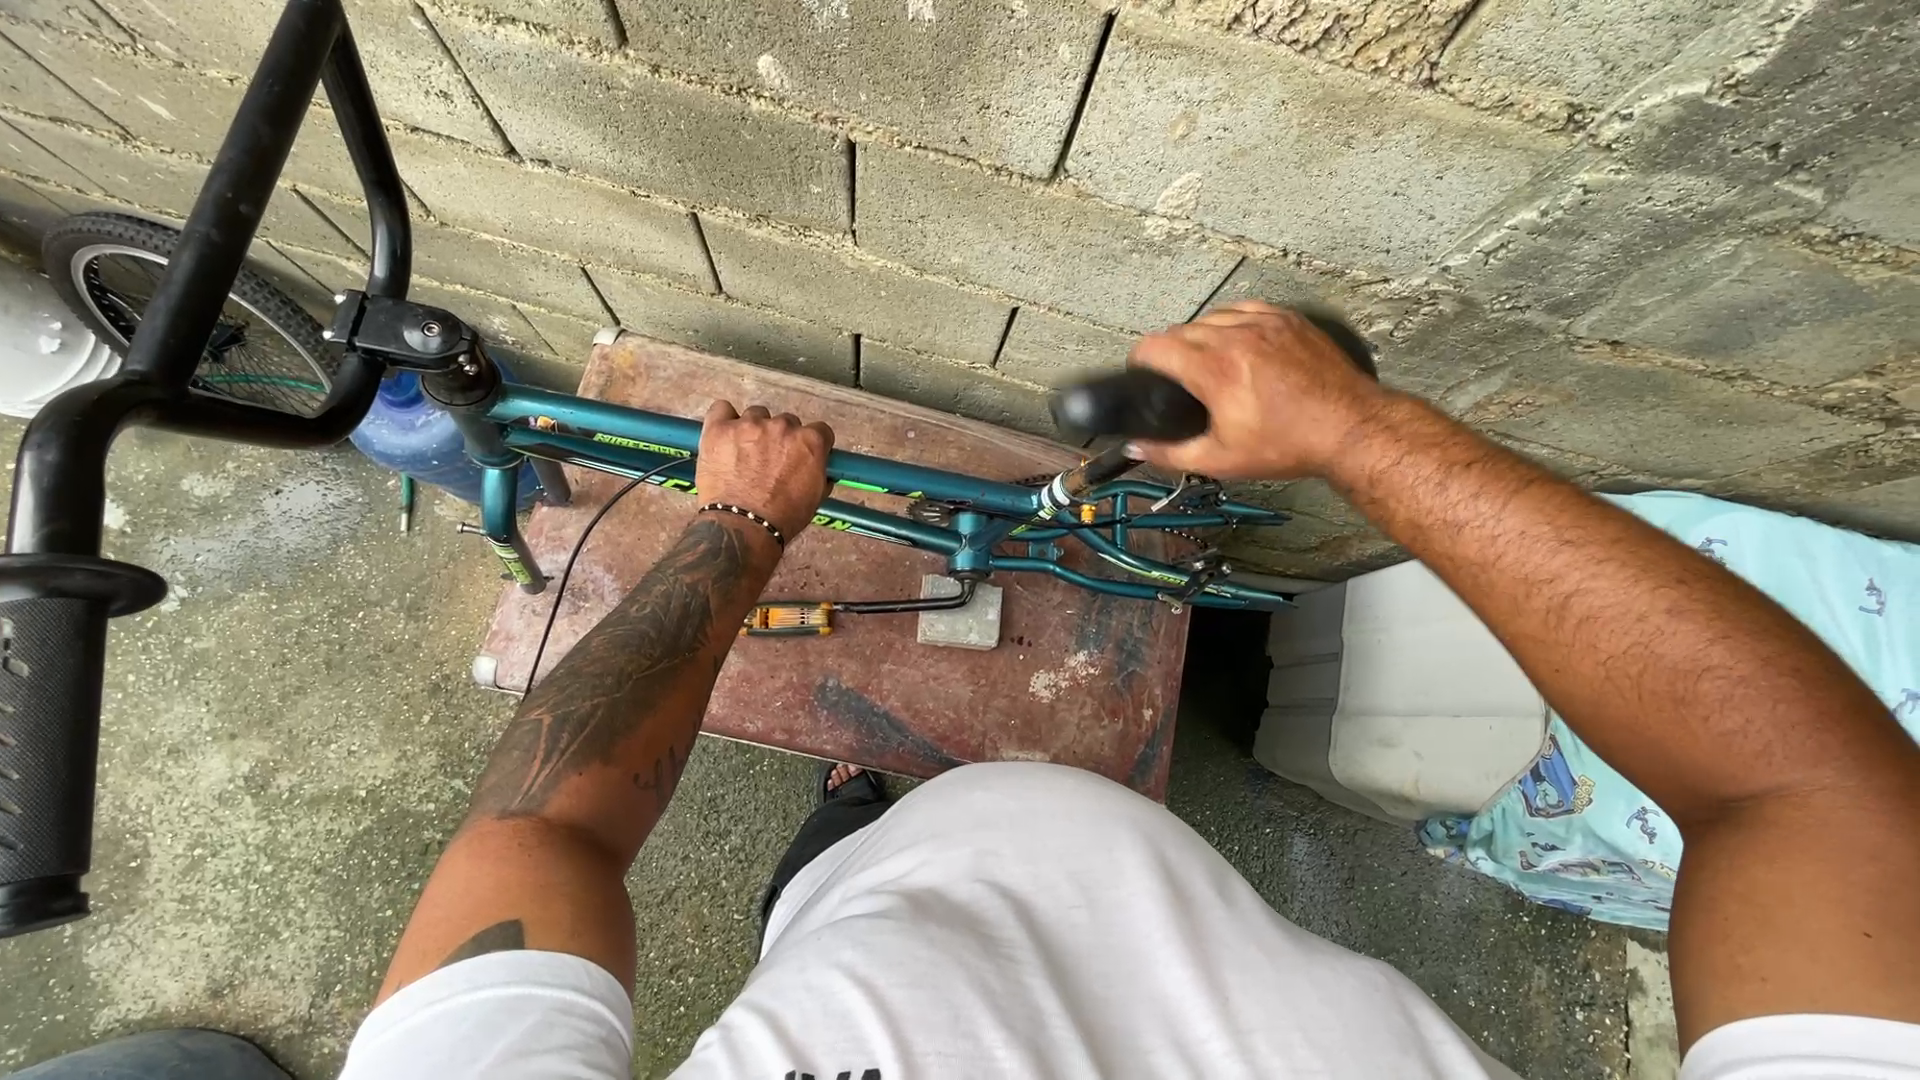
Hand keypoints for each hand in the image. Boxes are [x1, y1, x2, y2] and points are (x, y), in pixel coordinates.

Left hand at [694, 401, 833, 542]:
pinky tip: (724, 436)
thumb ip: (819, 475)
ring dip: (753, 430)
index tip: (802, 454)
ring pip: (755, 415)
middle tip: (771, 461)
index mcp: (810, 443)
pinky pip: (722, 409)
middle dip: (781, 439)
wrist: (744, 526)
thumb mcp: (815, 498)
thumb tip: (819, 471)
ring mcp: (750, 425)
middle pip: (786, 421)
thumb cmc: (782, 517)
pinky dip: (724, 419)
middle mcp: (783, 427)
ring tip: (744, 454)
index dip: (810, 443)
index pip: (819, 430)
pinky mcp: (720, 429)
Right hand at [1127, 301, 1388, 479]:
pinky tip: (1235, 344)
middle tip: (1173, 376)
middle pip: (1180, 330)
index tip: (1140, 370)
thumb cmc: (1290, 443)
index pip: (1156, 346)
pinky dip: (1232, 324)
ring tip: (1205, 362)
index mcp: (1214, 370)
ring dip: (1199, 336)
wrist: (1348, 428)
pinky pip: (1245, 309)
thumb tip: (1136, 448)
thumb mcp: (1220, 459)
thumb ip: (1169, 453)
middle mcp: (1236, 338)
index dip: (1140, 359)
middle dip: (1169, 352)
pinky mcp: (1287, 320)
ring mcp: (1265, 324)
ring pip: (1211, 316)